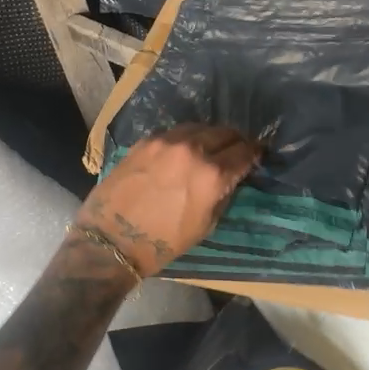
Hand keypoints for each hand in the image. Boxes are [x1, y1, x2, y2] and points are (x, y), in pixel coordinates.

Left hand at [75, 125, 259, 277]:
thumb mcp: (206, 224)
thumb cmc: (163, 242)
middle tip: (236, 151)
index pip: (245, 151)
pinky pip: (176, 132)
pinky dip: (186, 139)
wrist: (111, 240)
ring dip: (210, 136)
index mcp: (212, 174)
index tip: (256, 156)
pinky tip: (183, 151)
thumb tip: (232, 176)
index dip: (255, 153)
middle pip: (226, 132)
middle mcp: (193, 149)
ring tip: (209, 148)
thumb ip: (223, 194)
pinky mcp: (147, 140)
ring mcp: (168, 141)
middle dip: (235, 141)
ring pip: (201, 127)